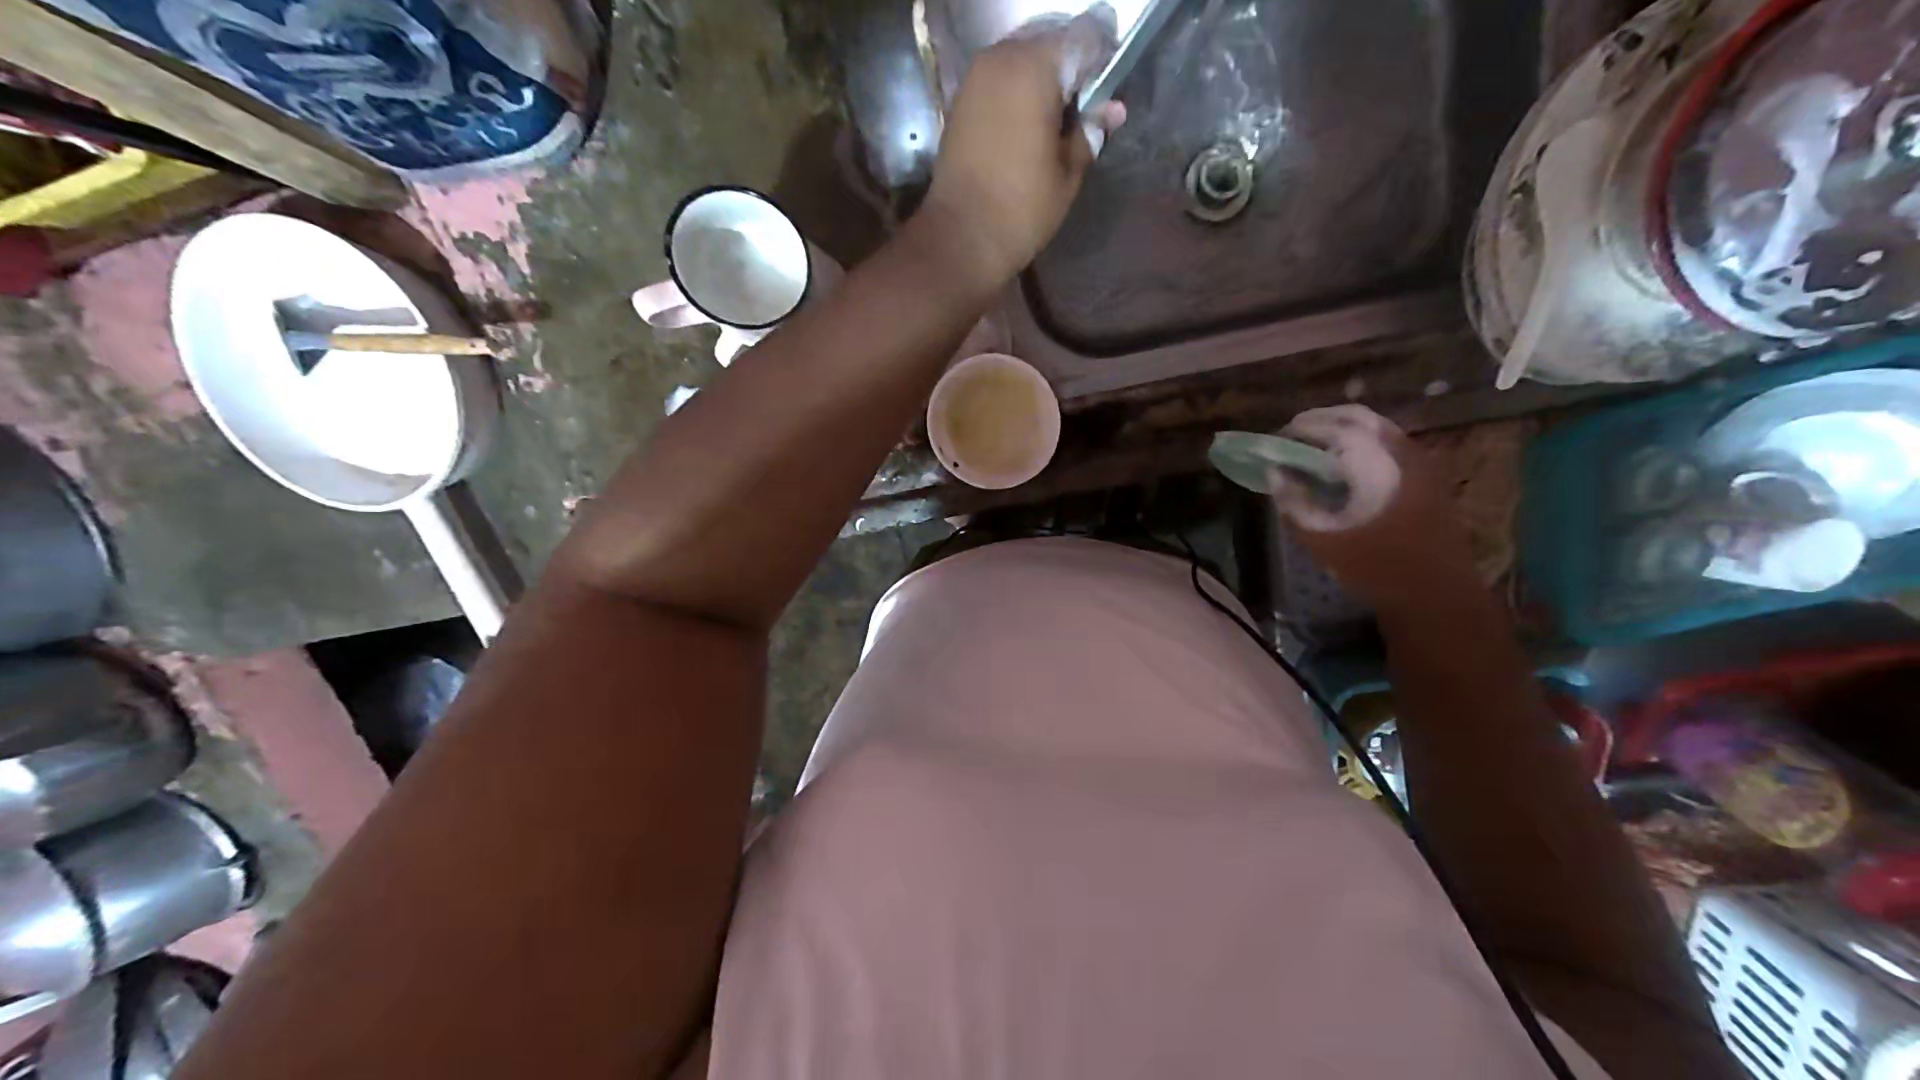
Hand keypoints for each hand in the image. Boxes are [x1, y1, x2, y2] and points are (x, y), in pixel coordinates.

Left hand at [916, 11, 1126, 289]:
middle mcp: (1001, 59)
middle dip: (1070, 72)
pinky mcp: (960, 103)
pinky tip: (1028, 130)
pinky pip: (999, 84)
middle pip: (1050, 45)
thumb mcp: (1067, 174)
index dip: (1103, 62)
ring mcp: (975, 79)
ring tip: (1055, 125)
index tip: (1108, 96)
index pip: (1085, 38)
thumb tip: (1112, 110)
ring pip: (1022, 62)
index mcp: (1035, 67)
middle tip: (1083, 113)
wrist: (959, 239)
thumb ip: (1089, 132)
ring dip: (1042, 85)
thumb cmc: (1021, 209)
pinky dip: (1018, 97)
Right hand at [1271, 405, 1479, 610]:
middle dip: (1321, 425)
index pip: (1334, 424)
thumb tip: (1275, 474)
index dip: (1301, 427)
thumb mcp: (1324, 539)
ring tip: (1311, 455)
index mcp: (1379, 460)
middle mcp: (1404, 452)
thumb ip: (1295, 504)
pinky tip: (1342, 474)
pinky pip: (1387, 450)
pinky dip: (1360, 450)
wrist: (1440, 597)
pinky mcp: (1427, 482)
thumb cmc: (1379, 566)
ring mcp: (1421, 465)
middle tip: (1292, 441)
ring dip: (1342, 437)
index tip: (1276, 440)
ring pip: (1375, 433)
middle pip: (1358, 419)